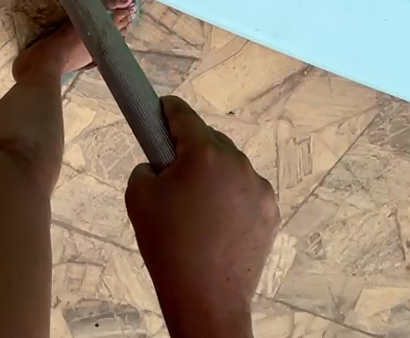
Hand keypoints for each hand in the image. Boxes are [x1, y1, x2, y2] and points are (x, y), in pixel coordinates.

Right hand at [126, 97, 277, 336]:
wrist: (206, 300)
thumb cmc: (167, 244)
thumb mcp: (138, 193)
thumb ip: (148, 163)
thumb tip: (163, 163)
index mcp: (204, 154)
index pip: (182, 113)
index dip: (165, 110)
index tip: (156, 113)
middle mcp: (238, 163)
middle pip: (208, 137)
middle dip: (190, 148)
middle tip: (172, 174)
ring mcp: (260, 188)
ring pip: (229, 163)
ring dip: (212, 171)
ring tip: (197, 204)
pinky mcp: (271, 212)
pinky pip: (245, 188)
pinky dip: (231, 194)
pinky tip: (217, 219)